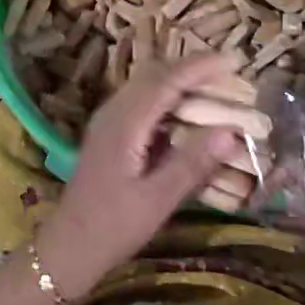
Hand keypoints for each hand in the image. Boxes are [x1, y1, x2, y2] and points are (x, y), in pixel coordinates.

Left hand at [33, 55, 243, 296]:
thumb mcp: (158, 199)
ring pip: (144, 86)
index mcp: (124, 124)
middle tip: (230, 72)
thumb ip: (192, 163)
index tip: (234, 59)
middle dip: (191, 69)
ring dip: (178, 81)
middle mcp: (112, 113)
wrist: (70, 244)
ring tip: (214, 86)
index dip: (200, 67)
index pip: (165, 81)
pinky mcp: (108, 134)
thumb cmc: (114, 226)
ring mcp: (107, 121)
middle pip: (153, 75)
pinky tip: (185, 113)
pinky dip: (166, 98)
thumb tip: (230, 130)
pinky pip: (139, 102)